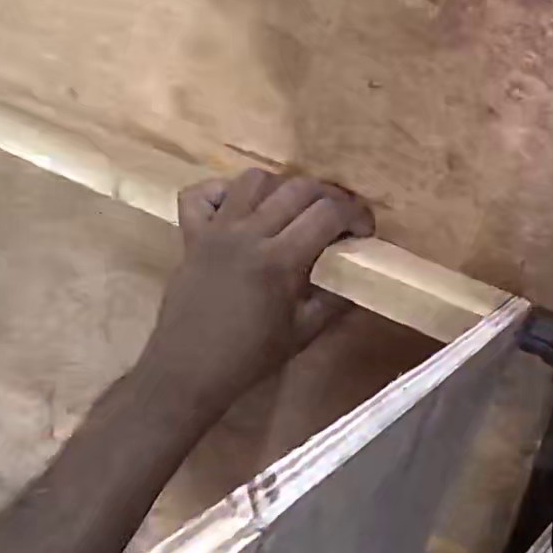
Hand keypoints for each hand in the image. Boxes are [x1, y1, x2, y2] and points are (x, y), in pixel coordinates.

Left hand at [137, 169, 373, 413]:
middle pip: (299, 187)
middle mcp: (248, 235)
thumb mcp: (307, 330)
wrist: (187, 373)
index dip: (356, 215)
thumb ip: (337, 298)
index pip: (328, 213)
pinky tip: (242, 209)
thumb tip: (360, 275)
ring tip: (294, 209)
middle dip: (330, 196)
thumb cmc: (251, 356)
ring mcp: (215, 232)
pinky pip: (201, 194)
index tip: (365, 231)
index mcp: (279, 260)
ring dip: (283, 187)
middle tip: (339, 218)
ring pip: (254, 180)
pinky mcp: (190, 237)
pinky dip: (224, 192)